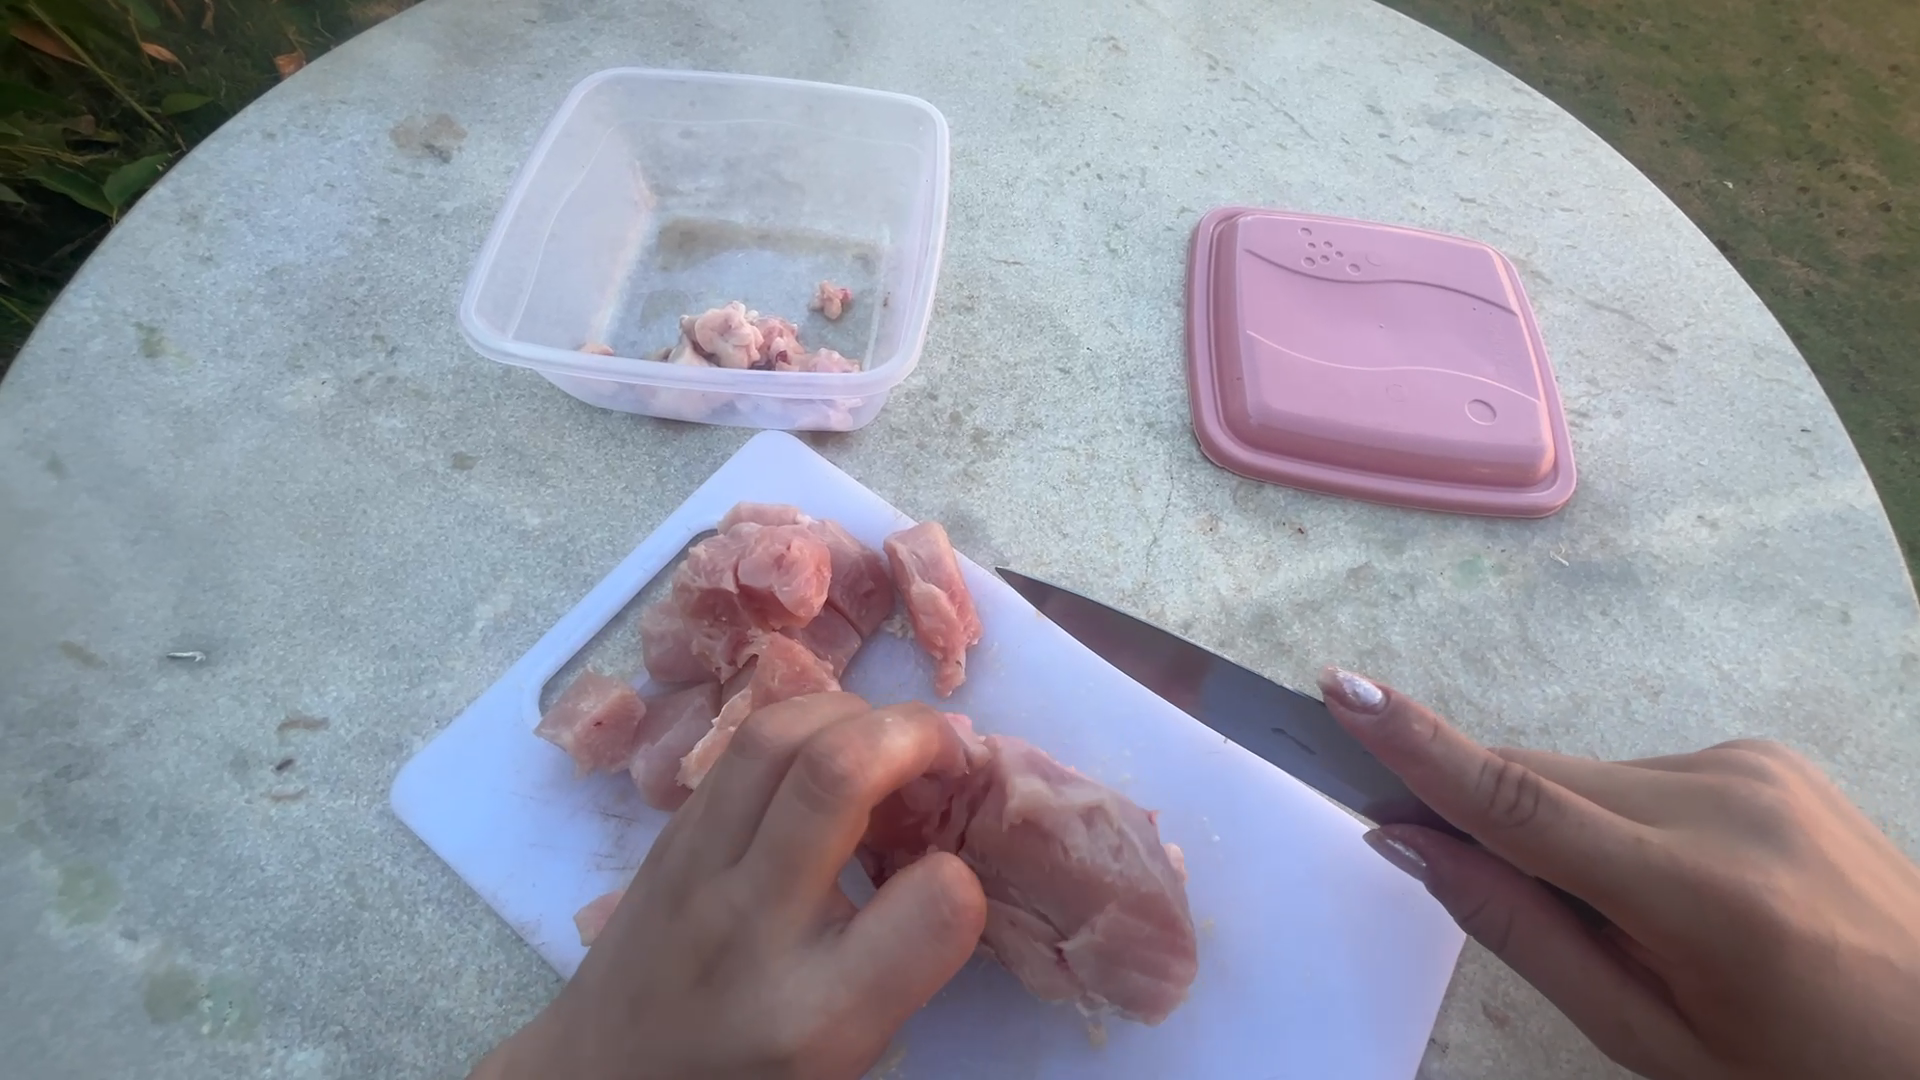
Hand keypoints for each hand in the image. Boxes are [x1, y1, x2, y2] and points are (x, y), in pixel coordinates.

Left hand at [473, 693, 986, 1079]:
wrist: (605, 1078)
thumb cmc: (748, 1073)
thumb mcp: (848, 1044)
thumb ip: (908, 951)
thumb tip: (947, 843)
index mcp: (815, 1014)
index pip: (928, 914)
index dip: (963, 875)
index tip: (956, 866)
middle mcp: (749, 926)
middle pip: (832, 775)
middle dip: (912, 733)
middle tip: (945, 750)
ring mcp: (694, 864)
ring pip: (776, 733)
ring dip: (854, 712)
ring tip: (883, 739)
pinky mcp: (671, 826)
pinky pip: (743, 743)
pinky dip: (806, 722)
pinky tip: (826, 748)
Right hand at [1319, 667, 1919, 1079]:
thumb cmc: (1802, 1072)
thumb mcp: (1650, 1039)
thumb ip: (1516, 929)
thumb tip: (1405, 836)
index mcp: (1705, 898)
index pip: (1516, 801)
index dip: (1418, 744)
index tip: (1341, 689)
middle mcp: (1726, 804)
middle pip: (1529, 780)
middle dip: (1485, 818)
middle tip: (1494, 885)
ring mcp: (1751, 765)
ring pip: (1569, 774)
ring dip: (1553, 822)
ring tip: (1629, 904)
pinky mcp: (1762, 752)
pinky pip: (1622, 771)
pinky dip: (1607, 813)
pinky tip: (1678, 873)